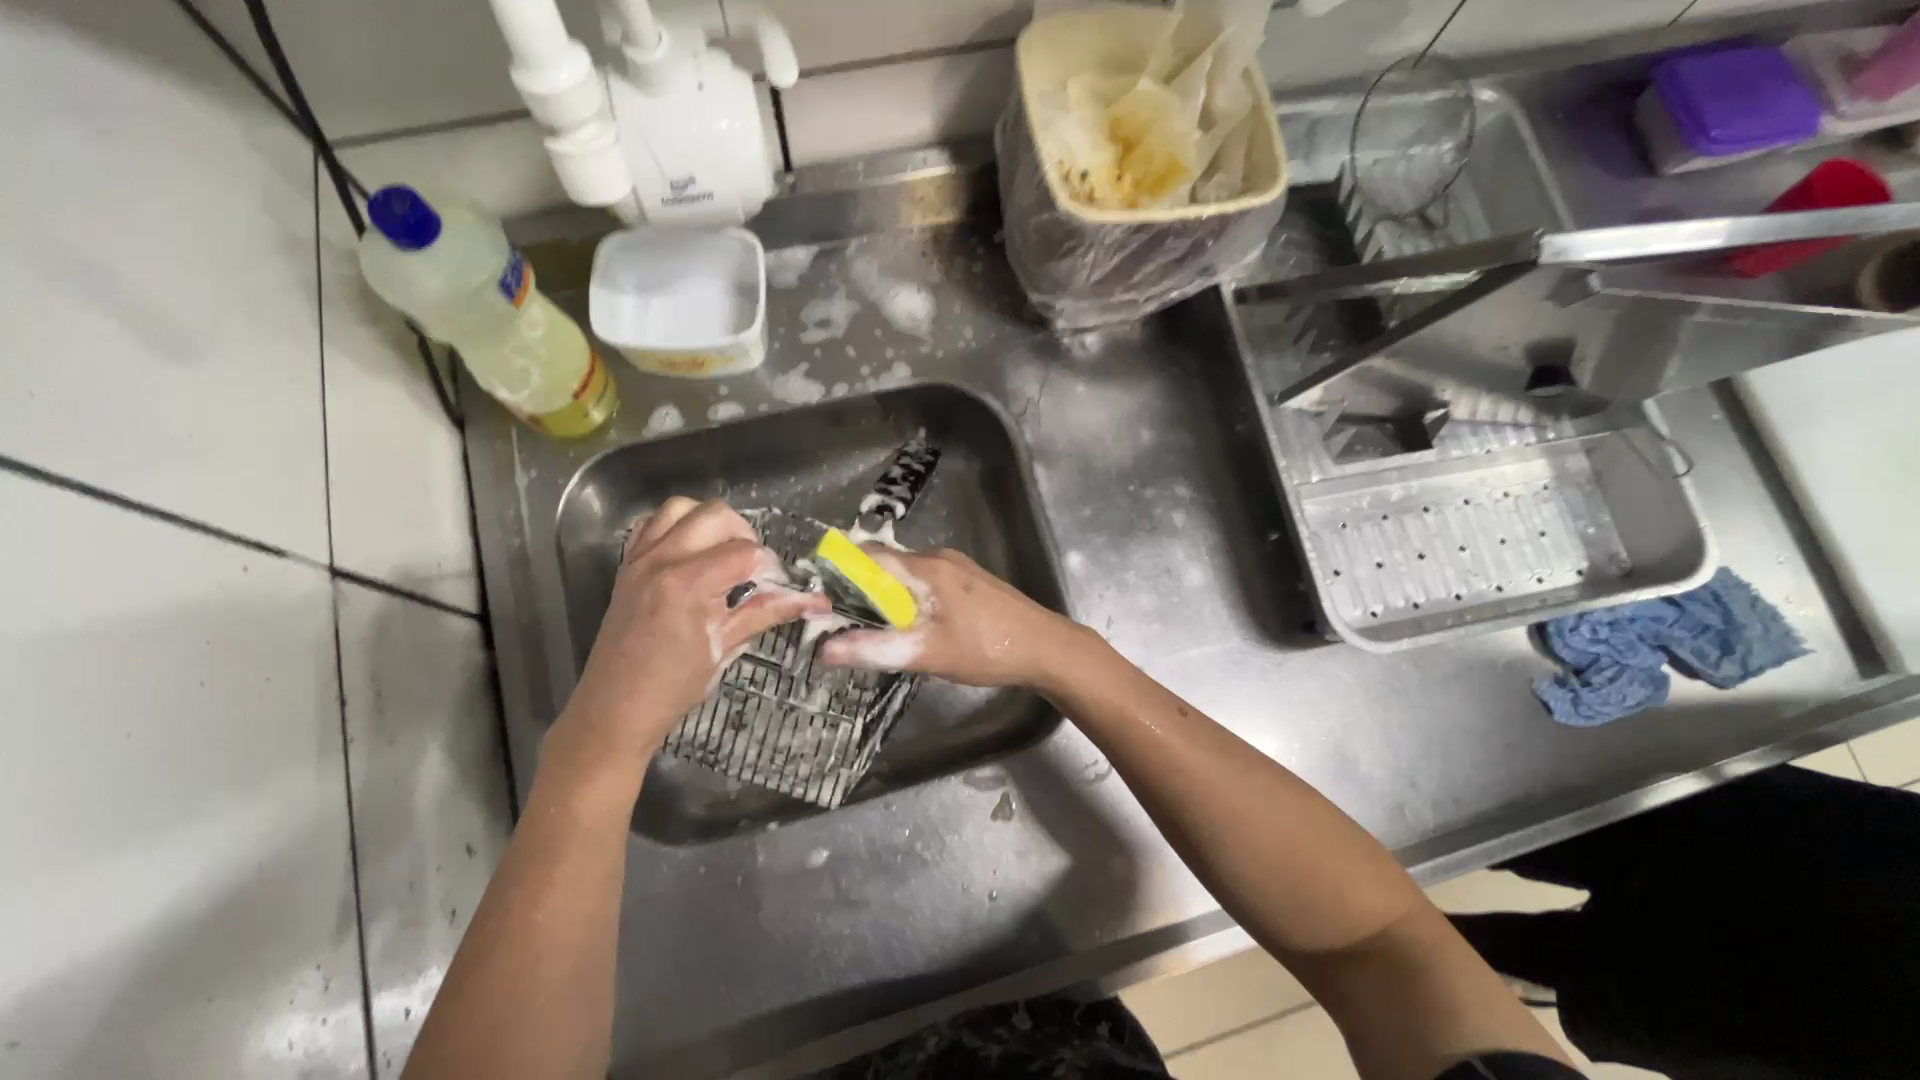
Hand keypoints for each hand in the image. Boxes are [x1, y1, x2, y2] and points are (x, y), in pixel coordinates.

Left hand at [558, 498, 827, 764]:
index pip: (747, 553)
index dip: (772, 568)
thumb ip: (768, 612)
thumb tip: (816, 602)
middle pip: (718, 516)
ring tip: (723, 554)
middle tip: (753, 569)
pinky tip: (691, 553)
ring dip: (710, 523)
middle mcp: (663, 560)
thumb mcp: (727, 648)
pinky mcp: (627, 564)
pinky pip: (652, 523)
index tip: (780, 588)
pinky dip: (676, 527)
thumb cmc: (674, 687)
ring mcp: (641, 558)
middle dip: (745, 536)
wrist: (615, 708)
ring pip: (682, 508)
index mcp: (690, 584)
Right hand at [818, 548, 1083, 688]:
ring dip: (886, 598)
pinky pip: (926, 583)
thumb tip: (825, 650)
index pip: (868, 556)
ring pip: (906, 576)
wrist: (1047, 649)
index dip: (838, 573)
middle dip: (860, 591)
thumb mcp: (927, 654)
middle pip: (885, 566)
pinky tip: (911, 628)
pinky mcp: (970, 582)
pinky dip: (909, 601)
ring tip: (872, 631)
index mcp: (927, 568)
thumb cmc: (987, 650)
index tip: (818, 599)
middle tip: (841, 624)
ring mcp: (958, 568)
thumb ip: (875, 650)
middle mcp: (940, 558)